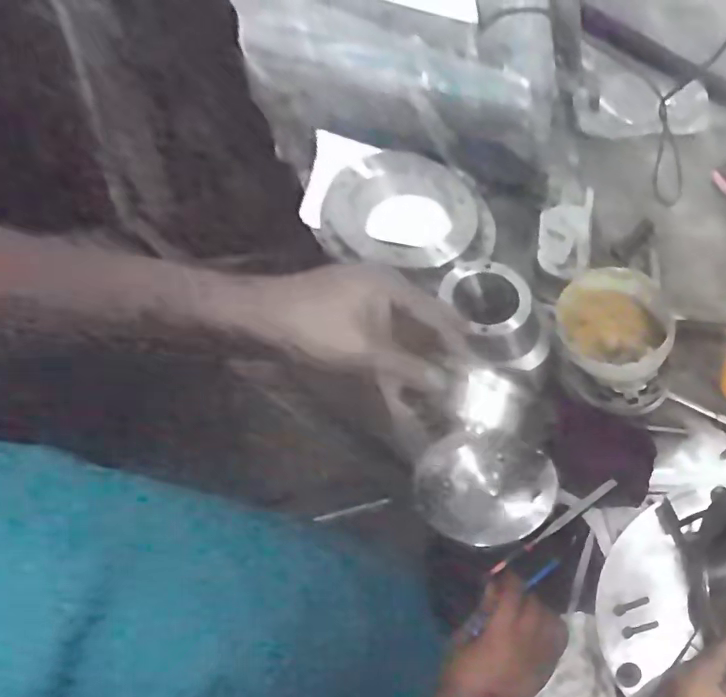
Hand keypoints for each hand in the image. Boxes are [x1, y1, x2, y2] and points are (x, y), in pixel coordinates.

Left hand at [249, 264, 471, 392]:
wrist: (252, 317)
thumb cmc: (313, 328)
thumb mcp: (367, 352)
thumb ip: (410, 368)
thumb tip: (445, 385)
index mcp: (390, 284)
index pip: (438, 314)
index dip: (457, 342)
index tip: (473, 367)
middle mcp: (382, 283)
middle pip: (426, 317)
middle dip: (444, 345)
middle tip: (463, 370)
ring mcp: (365, 293)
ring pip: (408, 323)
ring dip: (424, 349)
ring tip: (442, 372)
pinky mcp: (351, 307)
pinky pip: (389, 327)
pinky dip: (401, 347)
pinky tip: (409, 366)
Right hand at [437, 574, 566, 696]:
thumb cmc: (460, 677)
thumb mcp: (462, 640)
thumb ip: (481, 614)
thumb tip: (492, 594)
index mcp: (505, 628)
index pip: (514, 591)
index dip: (509, 580)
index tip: (502, 576)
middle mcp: (531, 635)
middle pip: (535, 602)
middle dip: (522, 595)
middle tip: (509, 597)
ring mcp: (544, 651)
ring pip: (551, 617)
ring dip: (538, 610)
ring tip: (525, 613)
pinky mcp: (550, 664)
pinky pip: (560, 636)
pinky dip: (552, 626)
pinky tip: (540, 628)